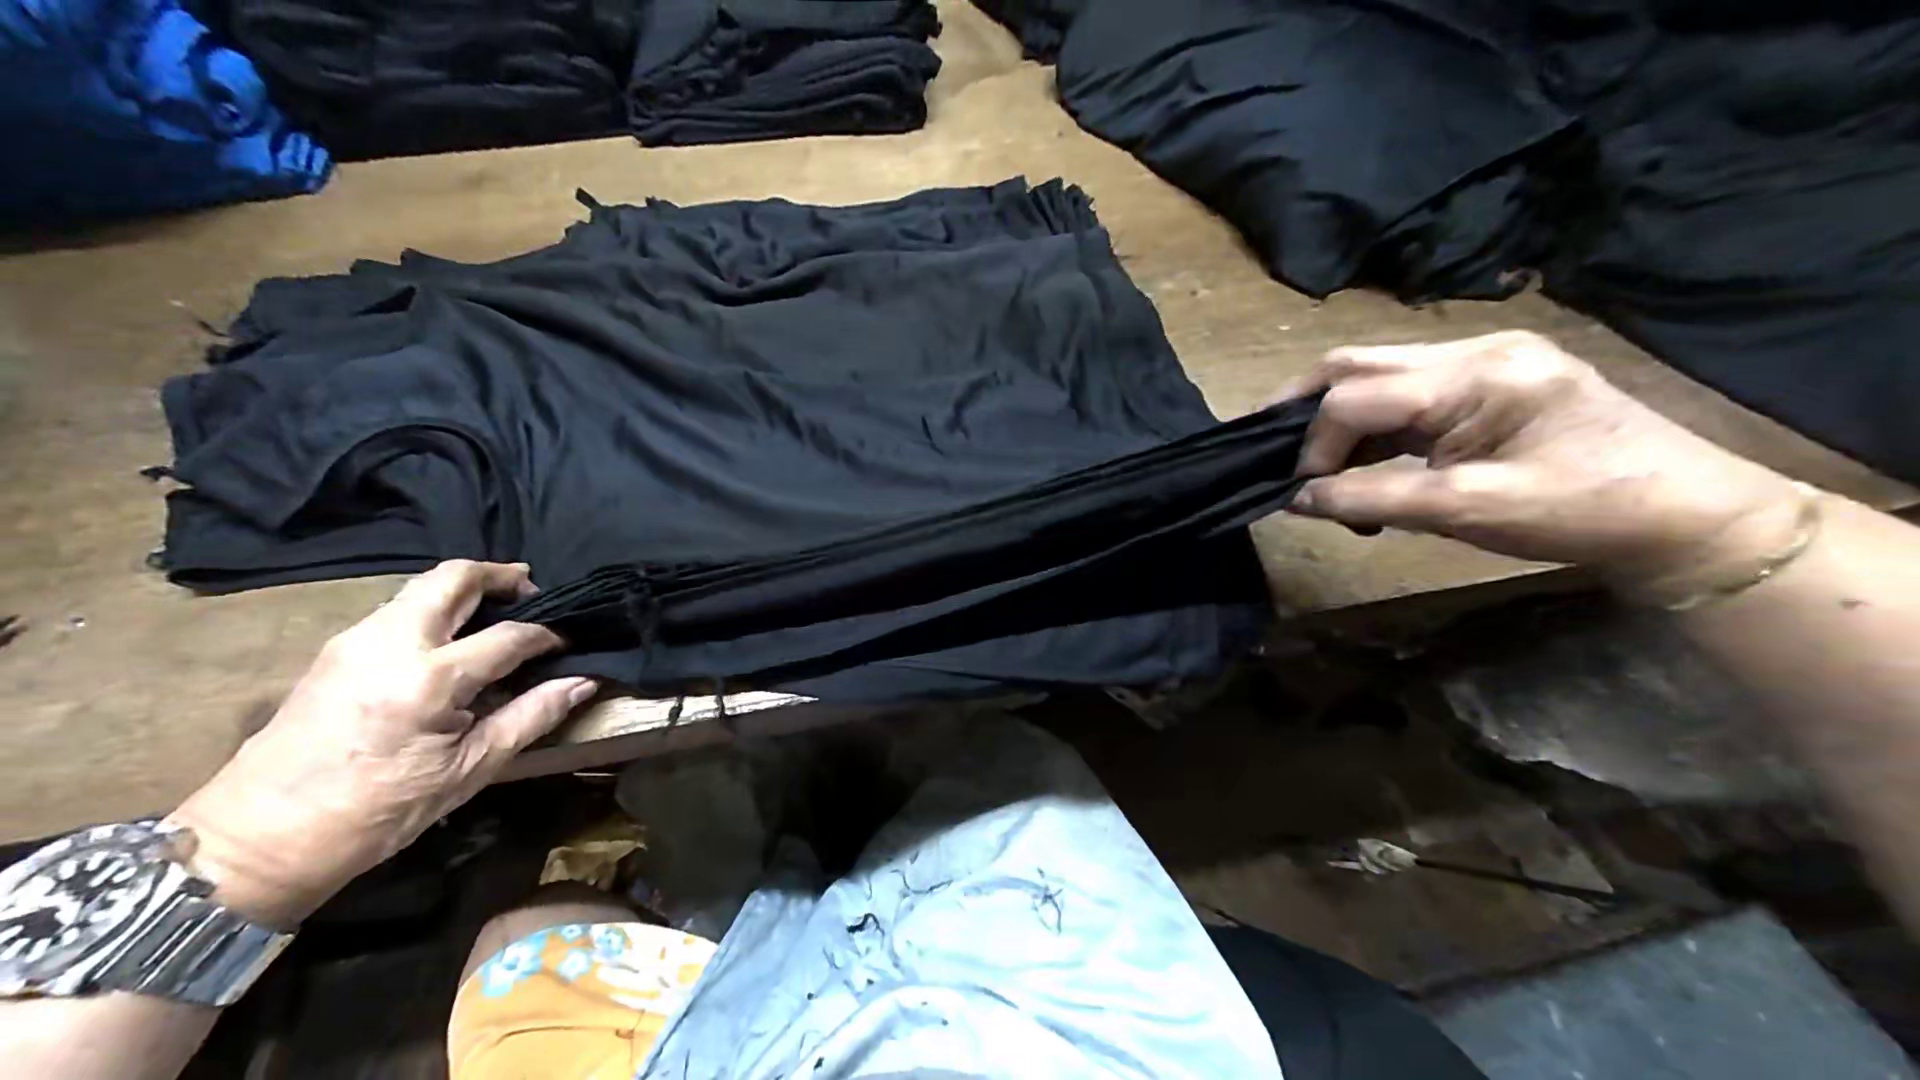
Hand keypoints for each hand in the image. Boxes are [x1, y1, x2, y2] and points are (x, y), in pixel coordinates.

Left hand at [169, 561, 596, 927]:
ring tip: (498, 612)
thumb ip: (531, 716)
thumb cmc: (376, 814)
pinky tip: (453, 638)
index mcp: (428, 680)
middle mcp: (389, 644)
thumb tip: (582, 683)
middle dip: (501, 575)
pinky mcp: (334, 651)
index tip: (568, 643)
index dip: (547, 635)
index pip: (508, 635)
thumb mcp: (468, 771)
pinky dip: (436, 607)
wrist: (254, 842)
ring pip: (421, 586)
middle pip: (453, 577)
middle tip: (532, 591)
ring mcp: (354, 641)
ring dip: (466, 588)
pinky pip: (398, 608)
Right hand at [1272, 331, 1806, 592]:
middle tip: (1267, 446)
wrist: (1687, 519)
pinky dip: (1370, 425)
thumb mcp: (1465, 510)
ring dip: (1335, 417)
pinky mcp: (1490, 381)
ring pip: (1376, 373)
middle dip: (1302, 406)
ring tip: (1312, 464)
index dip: (1313, 445)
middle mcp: (1475, 350)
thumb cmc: (1582, 513)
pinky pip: (1406, 391)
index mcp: (1477, 374)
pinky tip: (1361, 460)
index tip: (1301, 493)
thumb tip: (1295, 498)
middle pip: (1357, 362)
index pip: (1356, 396)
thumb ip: (1369, 498)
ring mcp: (1485, 361)